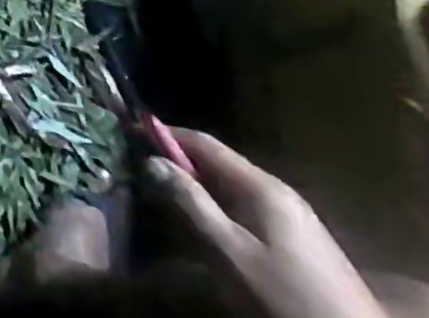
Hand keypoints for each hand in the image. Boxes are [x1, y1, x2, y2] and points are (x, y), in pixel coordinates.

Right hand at [147, 128, 387, 317]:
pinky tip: (204, 222)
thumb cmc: (287, 298)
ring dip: (196, 183)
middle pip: (219, 162)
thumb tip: (153, 161)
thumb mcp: (231, 253)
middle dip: (179, 160)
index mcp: (262, 186)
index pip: (205, 143)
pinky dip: (216, 203)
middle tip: (142, 166)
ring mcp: (291, 215)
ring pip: (231, 185)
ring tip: (164, 192)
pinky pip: (245, 205)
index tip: (132, 131)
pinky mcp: (297, 238)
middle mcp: (277, 190)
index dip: (166, 134)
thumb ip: (192, 204)